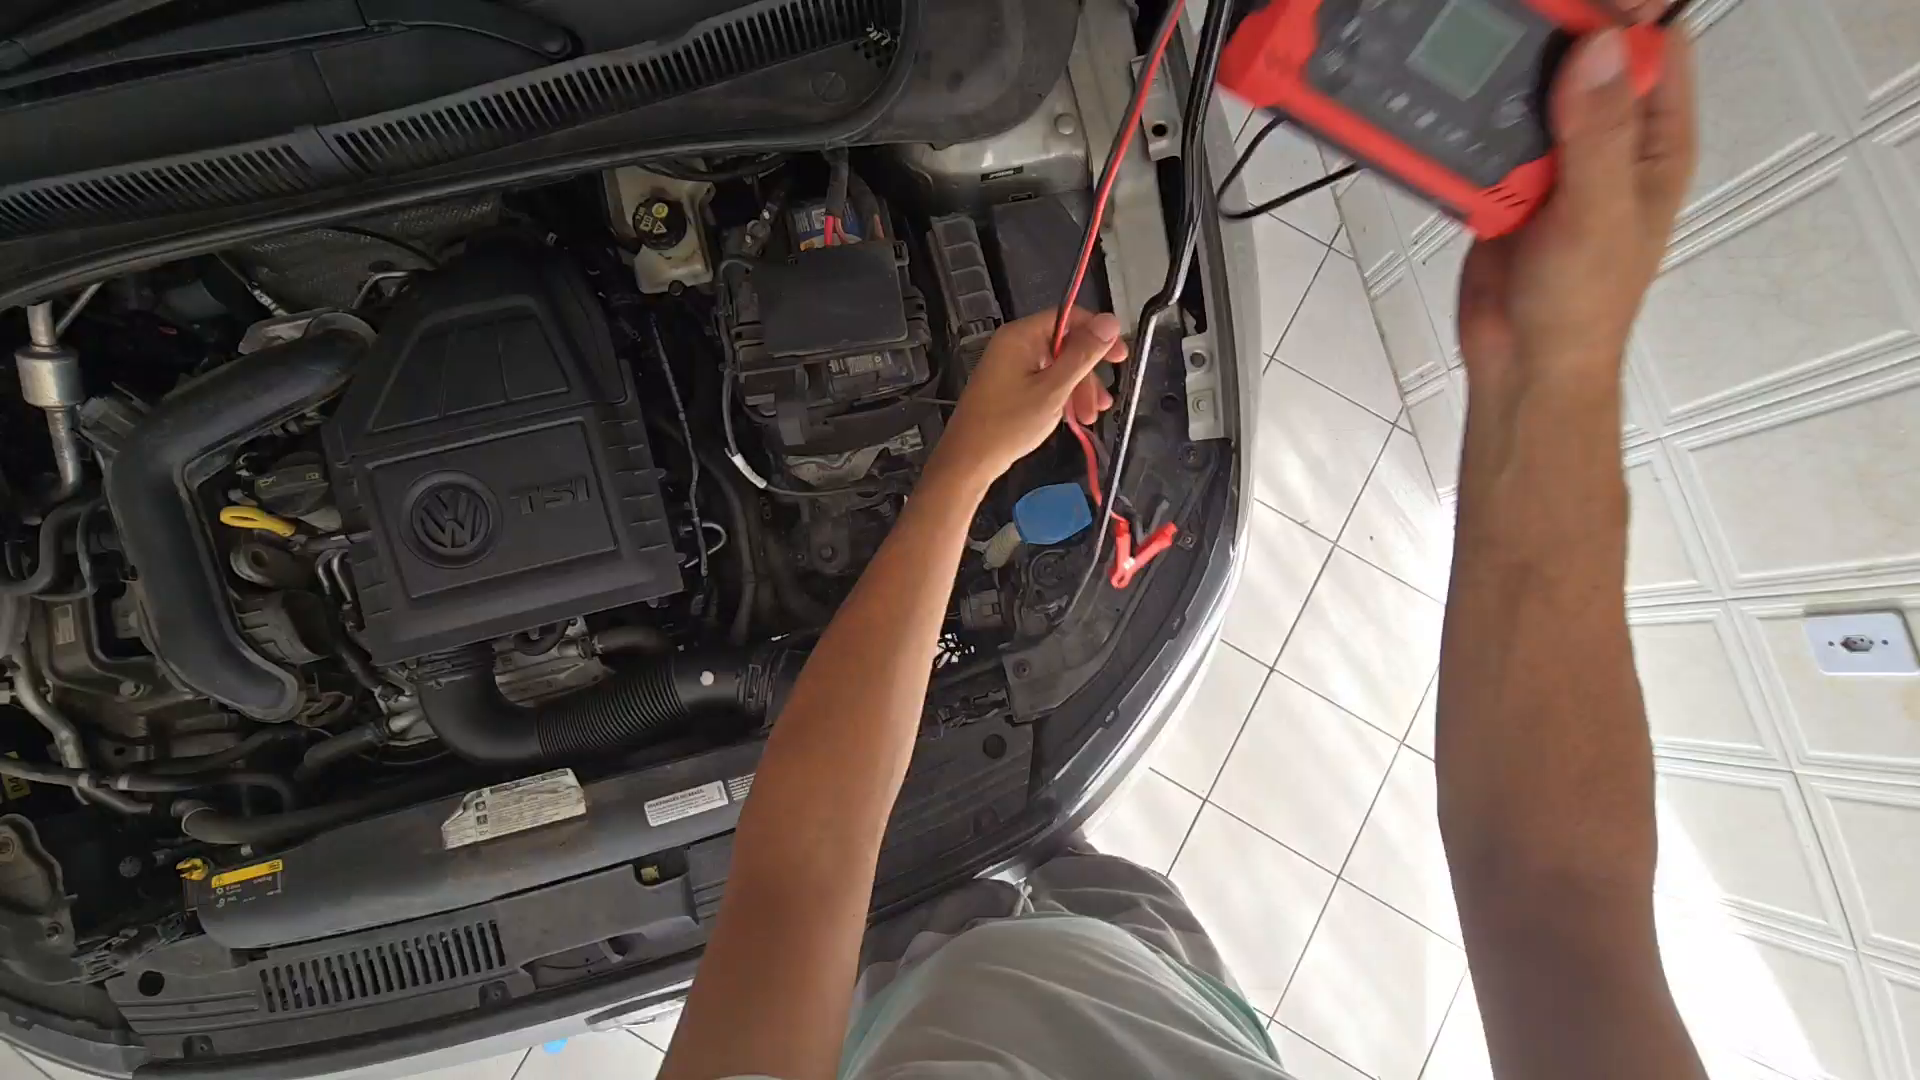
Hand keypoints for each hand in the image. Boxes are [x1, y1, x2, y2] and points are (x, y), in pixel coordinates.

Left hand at [928, 308, 1128, 489]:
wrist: (969, 460)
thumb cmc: (1007, 425)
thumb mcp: (1054, 390)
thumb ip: (1083, 355)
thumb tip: (1110, 322)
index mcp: (1021, 336)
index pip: (1069, 318)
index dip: (1099, 335)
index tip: (1120, 357)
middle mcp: (1014, 345)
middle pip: (1065, 346)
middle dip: (1087, 374)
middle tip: (1102, 402)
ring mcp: (1010, 366)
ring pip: (1056, 368)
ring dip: (1077, 390)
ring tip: (1089, 417)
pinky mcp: (1008, 386)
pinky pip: (1043, 382)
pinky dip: (1060, 397)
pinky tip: (1072, 417)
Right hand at [1457, 14, 1696, 394]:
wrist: (1519, 362)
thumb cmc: (1581, 305)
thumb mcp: (1598, 215)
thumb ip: (1598, 135)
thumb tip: (1595, 50)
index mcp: (1652, 143)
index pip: (1646, 52)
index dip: (1615, 22)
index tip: (1565, 16)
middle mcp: (1601, 148)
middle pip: (1575, 72)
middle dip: (1540, 56)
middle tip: (1496, 41)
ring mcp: (1547, 172)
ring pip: (1518, 112)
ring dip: (1489, 105)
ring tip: (1458, 93)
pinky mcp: (1499, 197)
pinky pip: (1477, 156)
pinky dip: (1457, 148)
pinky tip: (1439, 143)